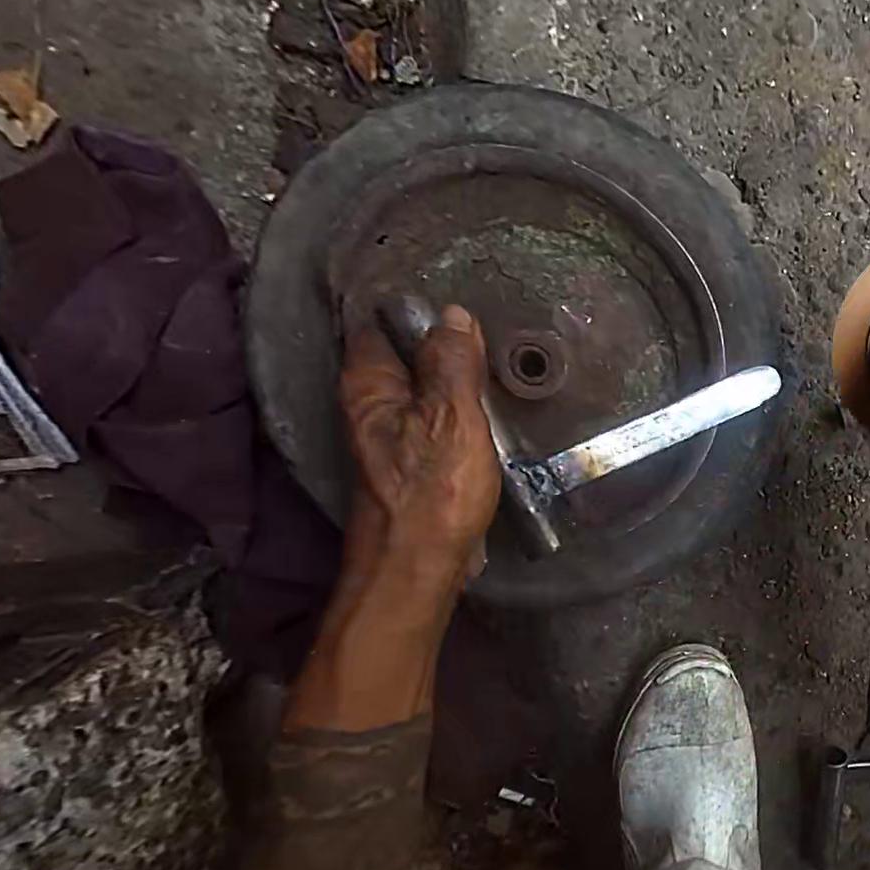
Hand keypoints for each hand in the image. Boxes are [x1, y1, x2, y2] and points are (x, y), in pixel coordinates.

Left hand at [340, 302, 500, 577]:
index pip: (384, 325)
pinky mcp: (417, 462)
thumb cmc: (434, 491)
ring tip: (499, 368)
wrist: (421, 565)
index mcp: (369, 386)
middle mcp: (373, 406)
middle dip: (446, 346)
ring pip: (427, 392)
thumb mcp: (452, 419)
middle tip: (494, 335)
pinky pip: (441, 421)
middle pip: (408, 358)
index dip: (419, 312)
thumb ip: (453, 366)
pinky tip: (492, 413)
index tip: (464, 305)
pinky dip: (464, 413)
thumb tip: (454, 315)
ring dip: (458, 381)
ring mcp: (395, 436)